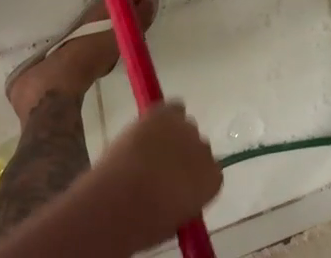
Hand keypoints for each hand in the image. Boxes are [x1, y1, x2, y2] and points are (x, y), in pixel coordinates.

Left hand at [97, 102, 222, 246]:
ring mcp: (185, 129)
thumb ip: (184, 201)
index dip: (192, 176)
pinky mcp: (165, 114)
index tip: (177, 183)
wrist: (118, 201)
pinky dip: (164, 115)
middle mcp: (204, 150)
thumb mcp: (173, 221)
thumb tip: (177, 193)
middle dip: (183, 154)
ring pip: (184, 125)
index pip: (211, 171)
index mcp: (211, 181)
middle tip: (160, 167)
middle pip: (198, 146)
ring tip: (149, 149)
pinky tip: (151, 126)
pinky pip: (172, 107)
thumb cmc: (144, 222)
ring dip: (172, 135)